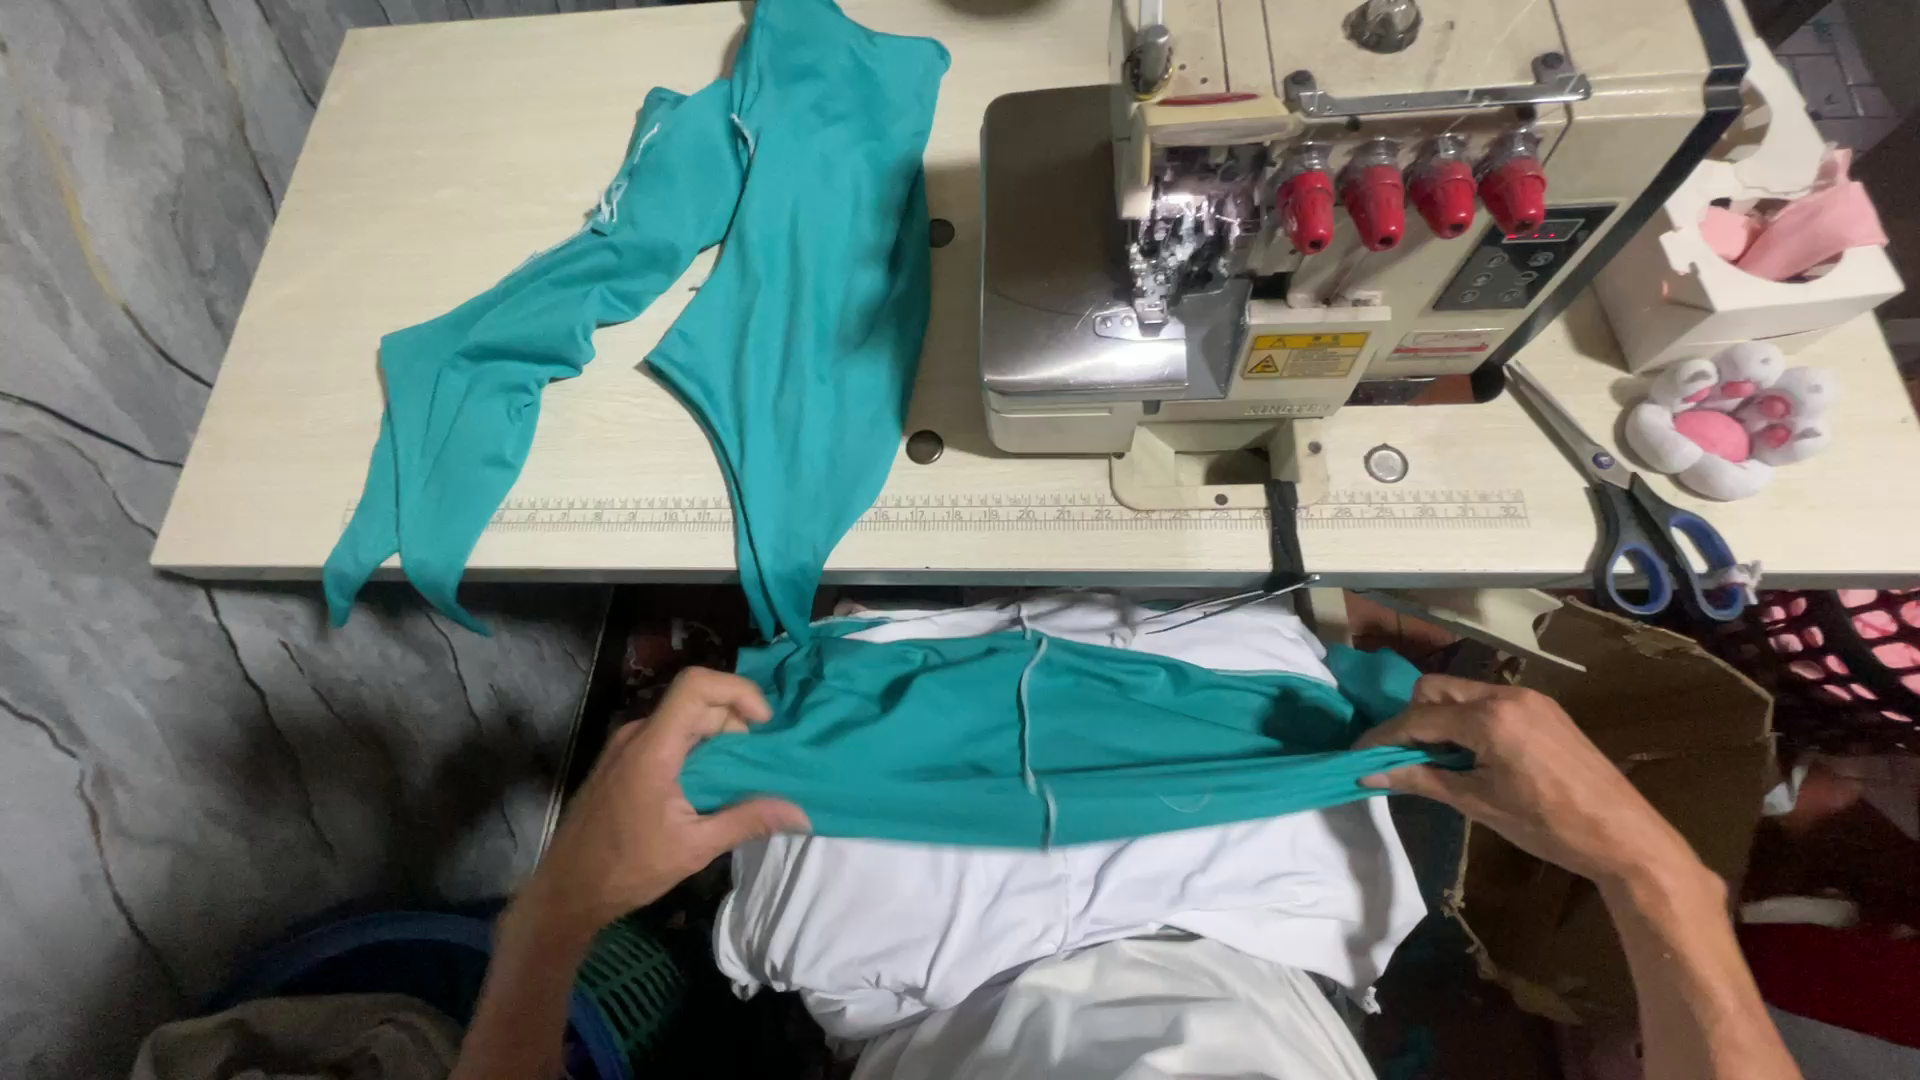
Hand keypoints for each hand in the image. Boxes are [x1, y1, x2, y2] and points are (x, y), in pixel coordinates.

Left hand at [514, 668, 808, 944]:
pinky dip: (698, 747)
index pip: (696, 684)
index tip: (762, 723)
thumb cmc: (626, 870)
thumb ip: (748, 820)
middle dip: (736, 722)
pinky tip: (709, 784)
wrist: (563, 894)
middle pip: (698, 702)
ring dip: (718, 736)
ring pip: (684, 717)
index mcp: (652, 748)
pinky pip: (669, 735)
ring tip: (739, 775)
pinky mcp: (623, 758)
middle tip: (757, 762)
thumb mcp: (694, 848)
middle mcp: (637, 734)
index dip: (738, 690)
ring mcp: (626, 745)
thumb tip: (801, 813)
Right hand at [1353, 674, 1698, 886]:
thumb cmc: (1549, 826)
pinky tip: (1475, 753)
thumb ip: (1418, 779)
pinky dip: (1468, 720)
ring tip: (1441, 758)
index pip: (1418, 718)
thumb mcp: (1476, 803)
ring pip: (1460, 692)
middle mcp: (1506, 695)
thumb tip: (1366, 774)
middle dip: (1412, 719)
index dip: (1384, 737)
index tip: (1359, 754)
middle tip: (1406, 756)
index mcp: (1489, 718)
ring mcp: (1529, 699)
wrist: (1631, 842)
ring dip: (1440, 718)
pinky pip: (1488, 701)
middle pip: (1434, 690)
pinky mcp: (1545, 710)